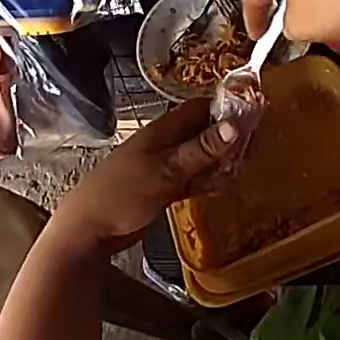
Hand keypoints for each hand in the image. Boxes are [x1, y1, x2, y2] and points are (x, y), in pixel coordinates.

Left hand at [50, 99, 238, 254]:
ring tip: (240, 169)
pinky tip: (220, 188)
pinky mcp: (163, 187)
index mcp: (164, 130)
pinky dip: (207, 180)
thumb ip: (202, 149)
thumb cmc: (123, 194)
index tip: (253, 117)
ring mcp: (164, 165)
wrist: (85, 232)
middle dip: (228, 138)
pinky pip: (193, 177)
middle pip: (204, 131)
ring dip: (219, 162)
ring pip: (201, 156)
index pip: (202, 107)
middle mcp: (166, 143)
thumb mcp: (167, 170)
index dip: (227, 108)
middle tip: (252, 149)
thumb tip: (236, 124)